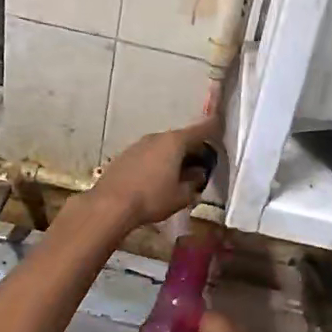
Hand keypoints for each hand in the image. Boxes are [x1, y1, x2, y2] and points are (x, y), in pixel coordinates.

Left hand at [88, 119, 218, 225]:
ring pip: (162, 146)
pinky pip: (147, 154)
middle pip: (180, 138)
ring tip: (177, 173)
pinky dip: (156, 161)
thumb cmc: (152, 198)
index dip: (212, 129)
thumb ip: (194, 183)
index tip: (220, 127)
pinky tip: (155, 178)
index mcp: (175, 142)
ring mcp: (138, 144)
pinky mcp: (124, 155)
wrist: (111, 204)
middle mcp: (156, 137)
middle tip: (200, 163)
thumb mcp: (181, 196)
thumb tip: (198, 174)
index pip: (200, 130)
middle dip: (191, 149)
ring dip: (171, 156)